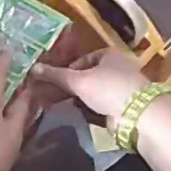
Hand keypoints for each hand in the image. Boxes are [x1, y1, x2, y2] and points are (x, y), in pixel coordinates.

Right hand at [30, 48, 149, 119]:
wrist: (137, 115)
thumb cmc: (107, 89)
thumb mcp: (78, 80)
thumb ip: (56, 75)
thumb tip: (33, 68)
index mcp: (109, 55)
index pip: (82, 60)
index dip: (66, 70)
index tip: (54, 81)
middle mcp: (116, 69)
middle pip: (87, 77)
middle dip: (71, 87)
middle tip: (53, 96)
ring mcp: (120, 89)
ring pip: (92, 93)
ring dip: (79, 100)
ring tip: (63, 107)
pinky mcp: (121, 107)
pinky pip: (100, 106)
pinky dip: (90, 110)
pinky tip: (79, 115)